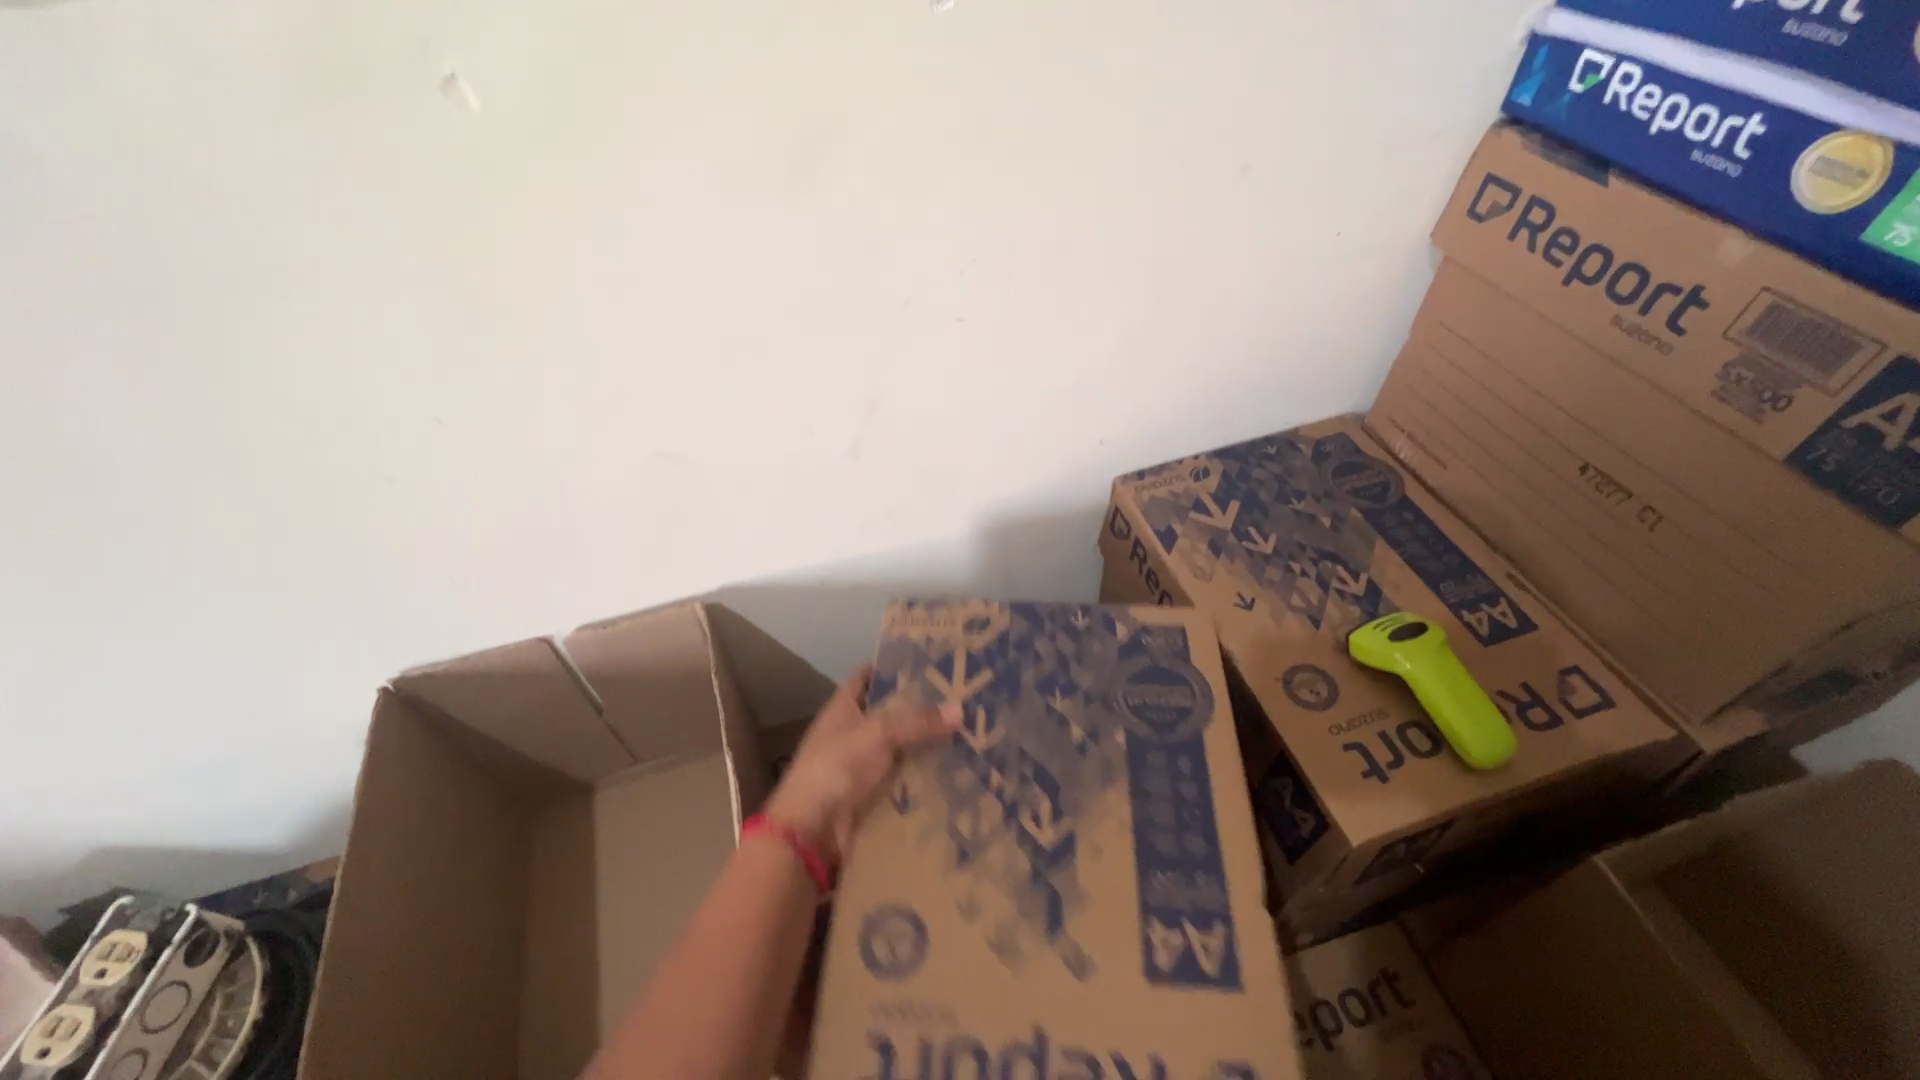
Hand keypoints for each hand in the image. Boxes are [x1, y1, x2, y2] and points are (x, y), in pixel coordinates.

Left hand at [761, 665, 959, 869]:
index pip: (866, 677)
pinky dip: (925, 777)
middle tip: (962, 697)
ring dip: (927, 744)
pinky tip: (957, 770)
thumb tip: (960, 709)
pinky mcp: (873, 796)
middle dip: (921, 707)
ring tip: (970, 731)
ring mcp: (862, 767)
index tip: (928, 659)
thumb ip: (917, 720)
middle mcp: (852, 734)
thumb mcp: (877, 734)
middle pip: (889, 714)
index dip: (891, 666)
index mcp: (842, 710)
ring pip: (901, 748)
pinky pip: (904, 780)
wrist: (811, 832)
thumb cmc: (835, 769)